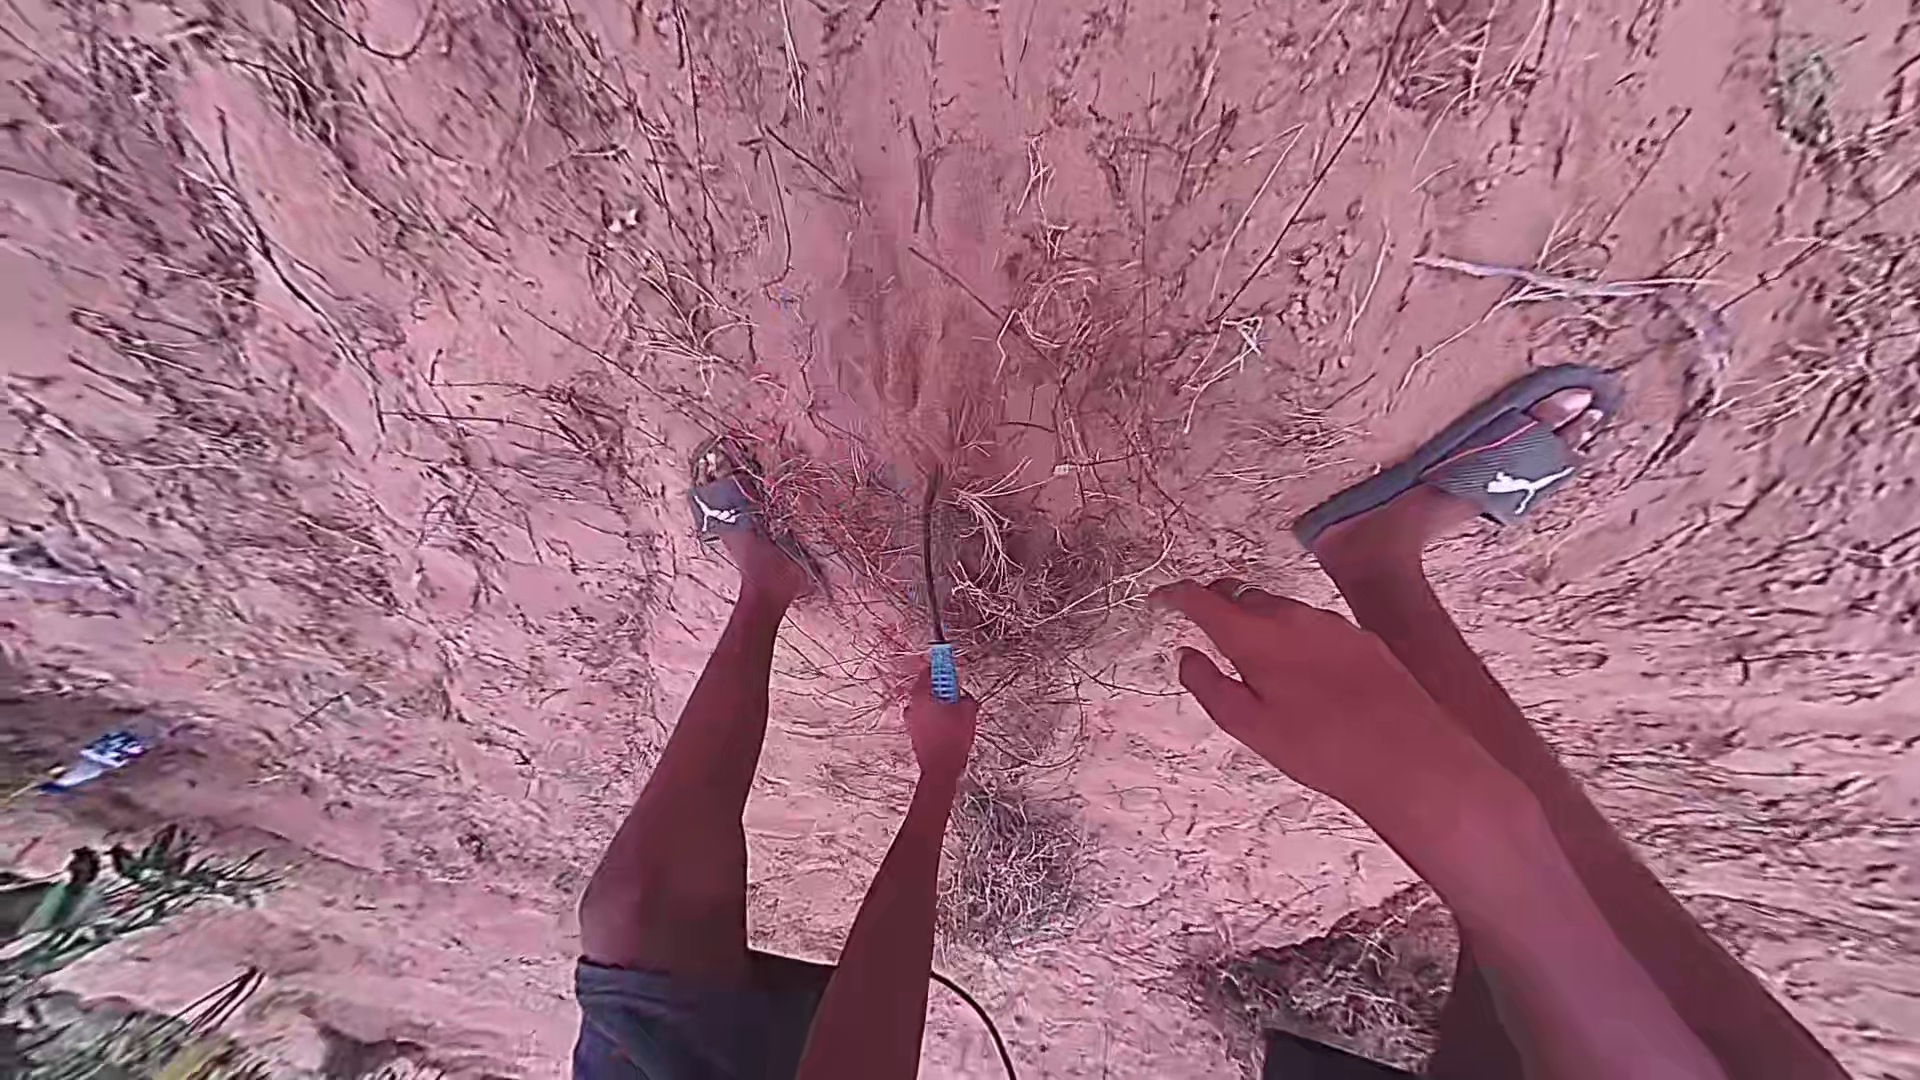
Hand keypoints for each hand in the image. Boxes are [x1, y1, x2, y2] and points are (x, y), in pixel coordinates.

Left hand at [904, 667, 977, 788]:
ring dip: (937, 703)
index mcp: (923, 694)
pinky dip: (933, 717)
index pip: (930, 670)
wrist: (941, 768)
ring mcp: (911, 719)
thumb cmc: (951, 739)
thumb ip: (965, 697)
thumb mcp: (968, 711)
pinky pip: (924, 717)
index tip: (950, 665)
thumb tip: (964, 696)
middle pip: (926, 686)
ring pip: (925, 702)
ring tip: (954, 712)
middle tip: (956, 692)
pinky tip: (947, 726)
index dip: (943, 667)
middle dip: (941, 687)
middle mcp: (913, 704)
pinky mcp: (913, 732)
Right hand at [1152, 579, 1510, 830]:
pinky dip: (1286, 630)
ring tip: (1247, 650)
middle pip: (1238, 591)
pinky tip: (1296, 665)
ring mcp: (1327, 622)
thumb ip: (1205, 683)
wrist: (1413, 762)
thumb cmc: (1319, 748)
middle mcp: (1289, 616)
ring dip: (1250, 616)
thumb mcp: (1246, 725)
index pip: (1200, 598)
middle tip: (1198, 622)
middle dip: (1211, 600)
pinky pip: (1308, 621)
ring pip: (1274, 604)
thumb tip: (1186, 655)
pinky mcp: (1358, 635)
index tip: (1159, 598)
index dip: (1173, 594)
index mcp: (1253, 636)